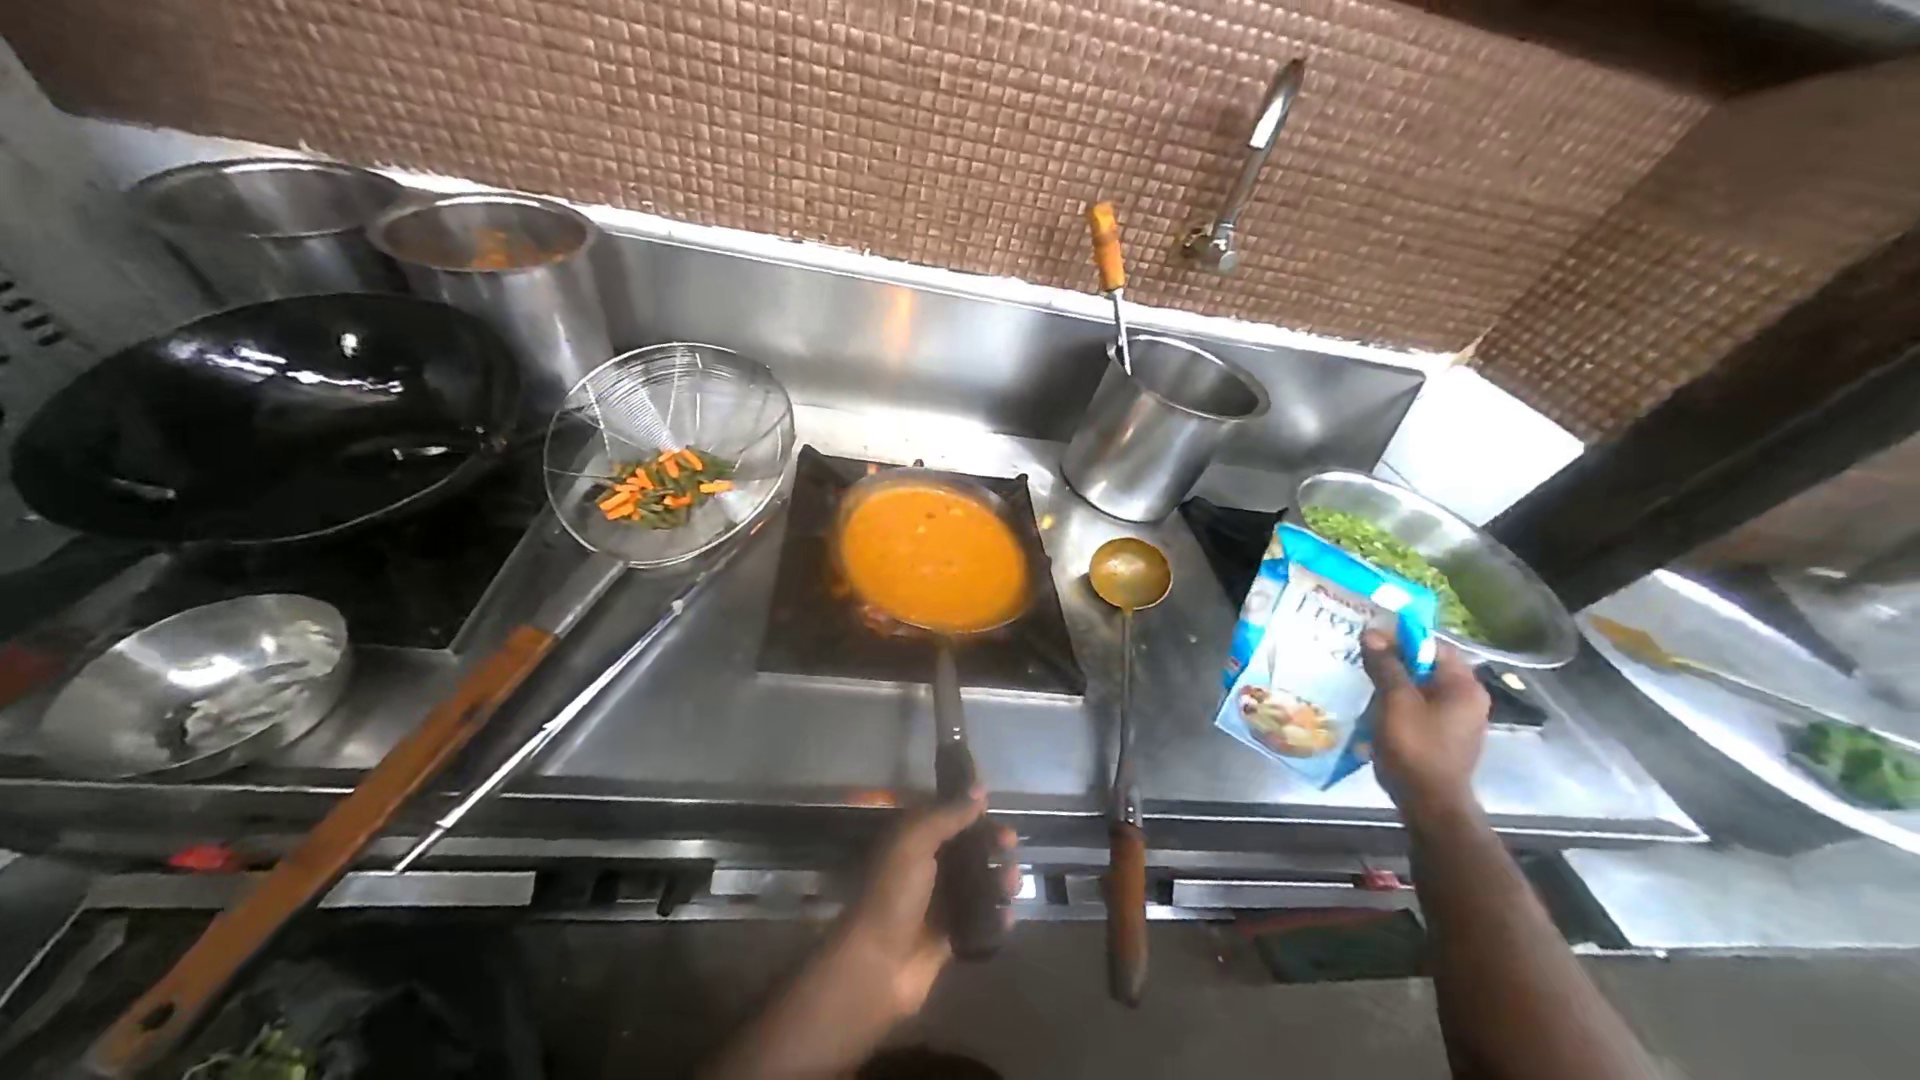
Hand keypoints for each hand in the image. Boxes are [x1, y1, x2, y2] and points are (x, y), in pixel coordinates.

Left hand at [838, 792, 1019, 1018]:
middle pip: (968, 849)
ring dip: (999, 880)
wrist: (878, 963)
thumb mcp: (916, 842)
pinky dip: (997, 917)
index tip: (994, 809)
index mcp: (913, 842)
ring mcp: (939, 904)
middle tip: (1010, 845)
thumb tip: (980, 788)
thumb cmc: (894, 892)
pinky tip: (1007, 915)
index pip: (947, 817)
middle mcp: (927, 868)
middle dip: (992, 844)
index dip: (971, 812)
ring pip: (979, 884)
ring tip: (1012, 883)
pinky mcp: (951, 937)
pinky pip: (981, 921)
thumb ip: (948, 815)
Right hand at [1361, 630, 1490, 821]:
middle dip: (1394, 660)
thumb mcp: (1395, 700)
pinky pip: (1417, 708)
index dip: (1404, 637)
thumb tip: (1372, 633)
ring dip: (1392, 683)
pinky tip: (1373, 708)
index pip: (1435, 646)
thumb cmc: (1416, 746)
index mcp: (1465, 687)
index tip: (1372, 635)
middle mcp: (1467, 700)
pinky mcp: (1442, 737)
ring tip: (1362, 680)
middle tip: (1362, 656)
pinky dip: (1397, 703)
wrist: (1428, 801)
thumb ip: (1386, 665)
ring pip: (1420, 689)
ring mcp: (1456, 721)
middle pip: (1427, 667)